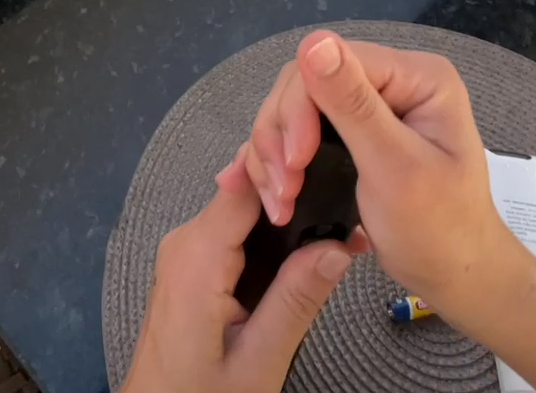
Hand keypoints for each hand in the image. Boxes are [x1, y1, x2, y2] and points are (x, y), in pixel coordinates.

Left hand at [119, 143, 357, 392]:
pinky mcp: (190, 262)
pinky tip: (304, 251)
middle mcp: (186, 238)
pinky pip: (233, 233)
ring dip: (286, 216)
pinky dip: (268, 237)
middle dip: (294, 195)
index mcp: (197, 255)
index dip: (287, 174)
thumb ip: (295, 300)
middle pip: (245, 192)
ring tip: (338, 231)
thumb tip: (338, 245)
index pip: (244, 184)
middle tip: (350, 216)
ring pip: (242, 210)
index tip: (334, 181)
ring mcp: (185, 248)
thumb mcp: (258, 361)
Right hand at [242, 29, 535, 329]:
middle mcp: (393, 76)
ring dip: (275, 148)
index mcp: (416, 75)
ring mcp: (370, 100)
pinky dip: (279, 155)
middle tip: (282, 188)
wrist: (454, 279)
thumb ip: (353, 104)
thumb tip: (313, 40)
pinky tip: (275, 188)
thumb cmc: (438, 230)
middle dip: (284, 133)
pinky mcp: (351, 125)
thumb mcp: (395, 167)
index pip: (333, 62)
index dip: (301, 106)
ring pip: (294, 102)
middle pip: (306, 80)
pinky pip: (299, 124)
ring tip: (279, 196)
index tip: (294, 163)